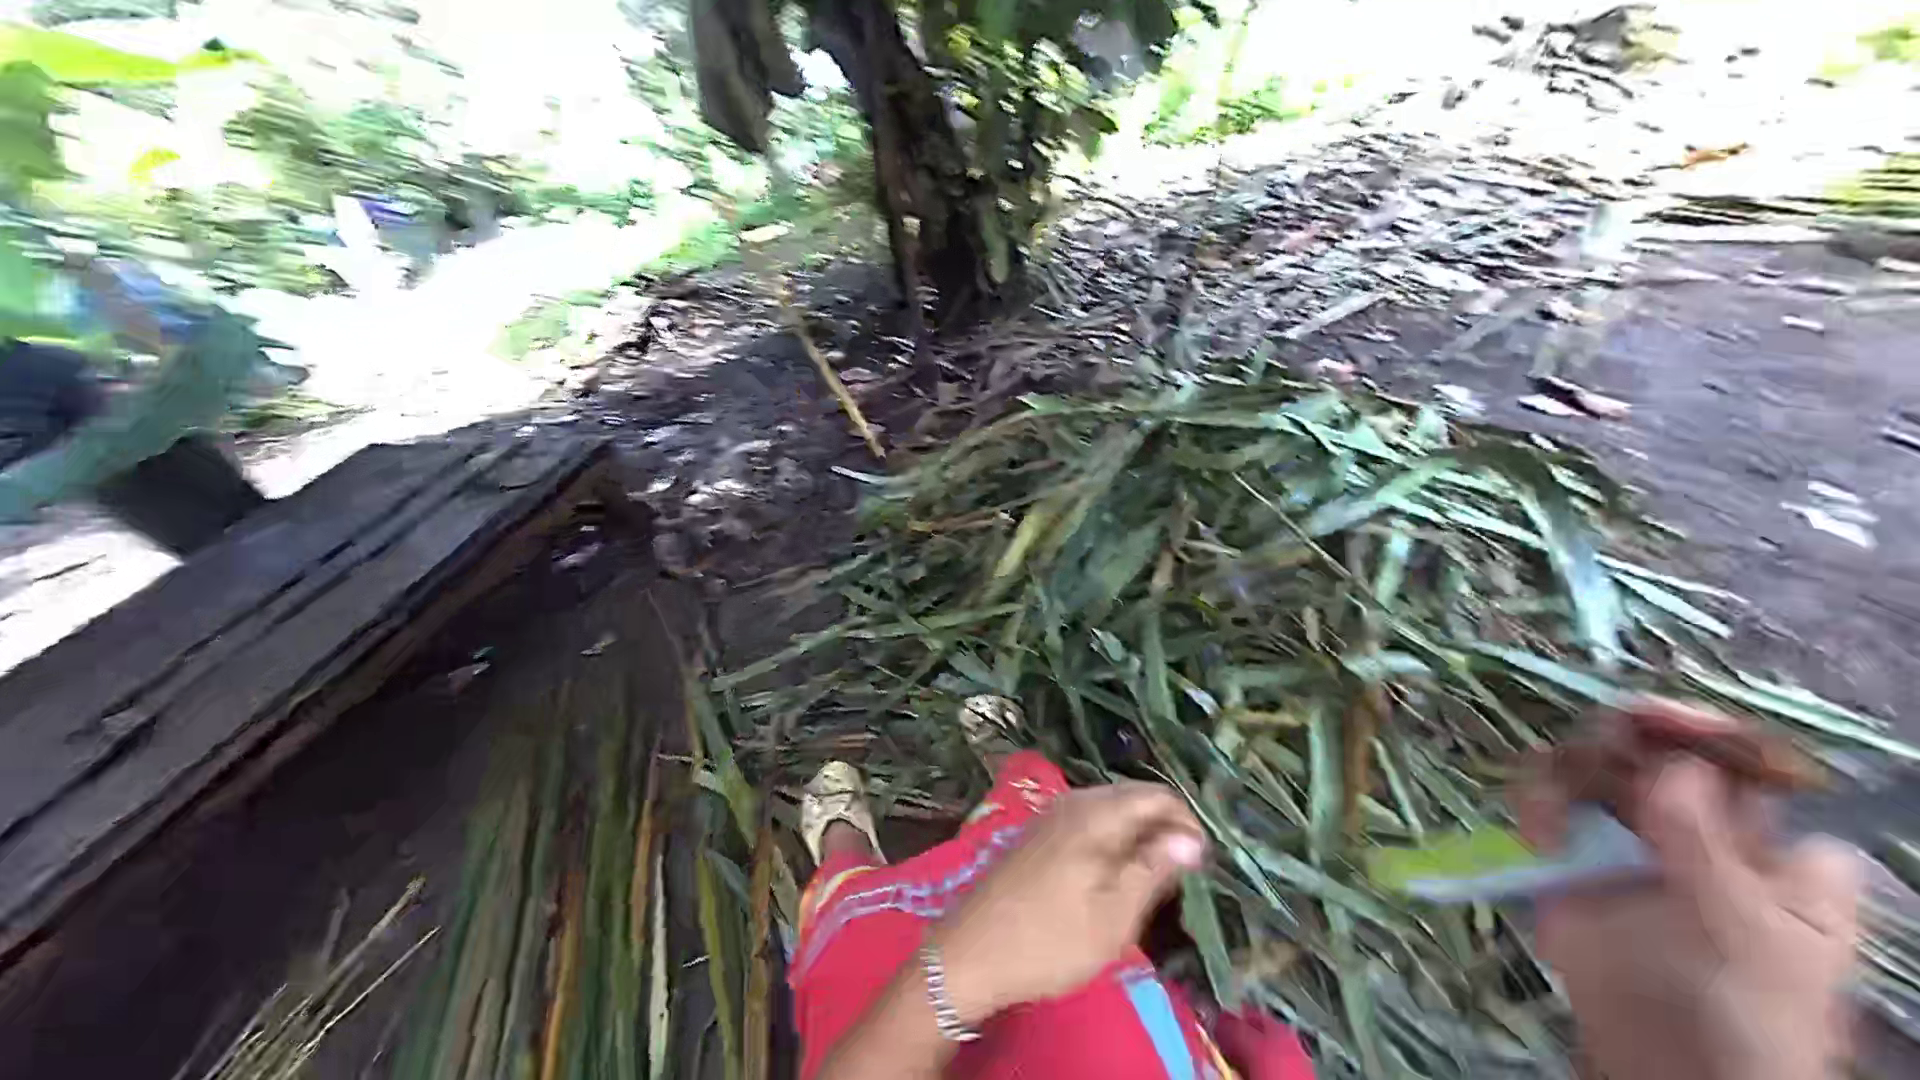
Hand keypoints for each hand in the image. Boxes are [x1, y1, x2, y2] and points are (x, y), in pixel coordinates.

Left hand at [931, 781, 1205, 1023]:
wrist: (970, 951)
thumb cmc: (1050, 939)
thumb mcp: (1113, 914)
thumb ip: (1153, 868)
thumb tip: (1191, 838)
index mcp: (1095, 813)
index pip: (1157, 795)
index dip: (1187, 823)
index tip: (1202, 864)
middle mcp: (1073, 801)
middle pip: (1133, 797)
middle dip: (1164, 826)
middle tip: (1183, 873)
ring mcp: (1051, 814)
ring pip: (1110, 808)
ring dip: (1138, 833)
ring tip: (1153, 877)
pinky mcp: (1038, 832)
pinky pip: (1088, 820)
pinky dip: (1111, 837)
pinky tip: (1114, 872)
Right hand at [1516, 699, 1859, 1079]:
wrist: (1657, 1053)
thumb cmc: (1736, 1004)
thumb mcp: (1740, 929)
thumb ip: (1706, 845)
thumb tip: (1675, 765)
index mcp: (1767, 840)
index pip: (1741, 759)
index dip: (1701, 730)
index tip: (1651, 717)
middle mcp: (1696, 820)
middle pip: (1651, 748)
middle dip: (1614, 747)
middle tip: (1589, 764)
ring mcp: (1629, 830)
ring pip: (1588, 763)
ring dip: (1560, 780)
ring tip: (1548, 828)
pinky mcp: (1573, 842)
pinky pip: (1544, 794)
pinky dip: (1533, 804)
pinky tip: (1537, 841)